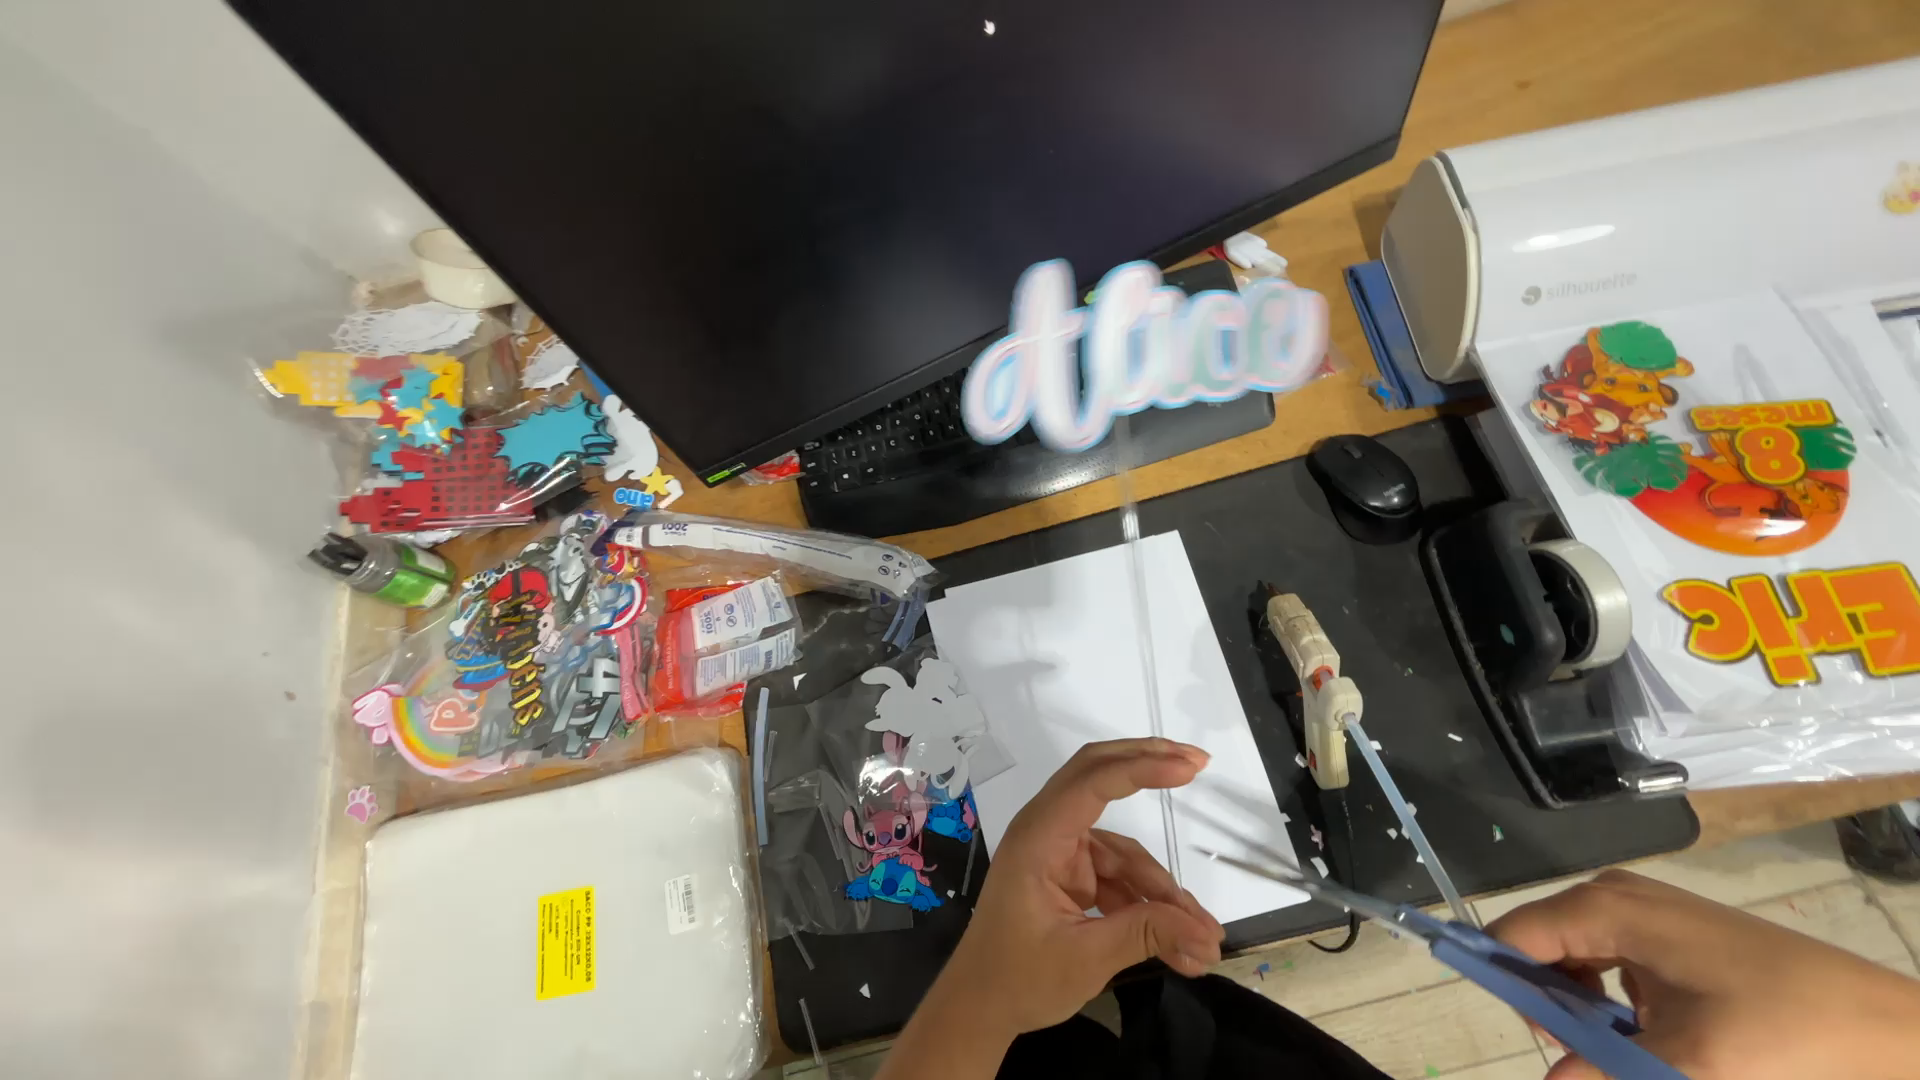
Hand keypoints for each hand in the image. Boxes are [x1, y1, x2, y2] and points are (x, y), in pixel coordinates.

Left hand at [875, 738, 1225, 1079]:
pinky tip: (1181, 941)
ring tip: (1204, 936)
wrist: (980, 1007)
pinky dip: (1150, 904)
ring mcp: (1063, 852)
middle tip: (1199, 762)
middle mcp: (1049, 830)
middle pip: (1101, 779)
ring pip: (1125, 850)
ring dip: (1163, 888)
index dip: (1141, 768)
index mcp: (1039, 836)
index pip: (1092, 782)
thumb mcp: (1085, 958)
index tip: (1188, 767)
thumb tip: (1206, 931)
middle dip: (1150, 768)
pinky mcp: (1074, 876)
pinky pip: (1121, 877)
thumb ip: (1145, 934)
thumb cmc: (1018, 978)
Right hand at [1489, 869, 1919, 1079]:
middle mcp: (1609, 894)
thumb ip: (1608, 1073)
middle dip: (1552, 1003)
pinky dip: (1613, 998)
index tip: (1541, 1041)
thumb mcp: (1696, 1065)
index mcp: (1602, 908)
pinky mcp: (1666, 928)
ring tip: (1624, 1051)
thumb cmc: (1792, 1032)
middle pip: (1539, 944)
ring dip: (1582, 1005)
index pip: (1512, 935)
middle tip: (1592, 1056)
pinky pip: (1606, 955)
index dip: (1504, 983)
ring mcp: (1640, 907)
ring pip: (1571, 954)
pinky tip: (1652, 1032)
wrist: (1904, 1031)